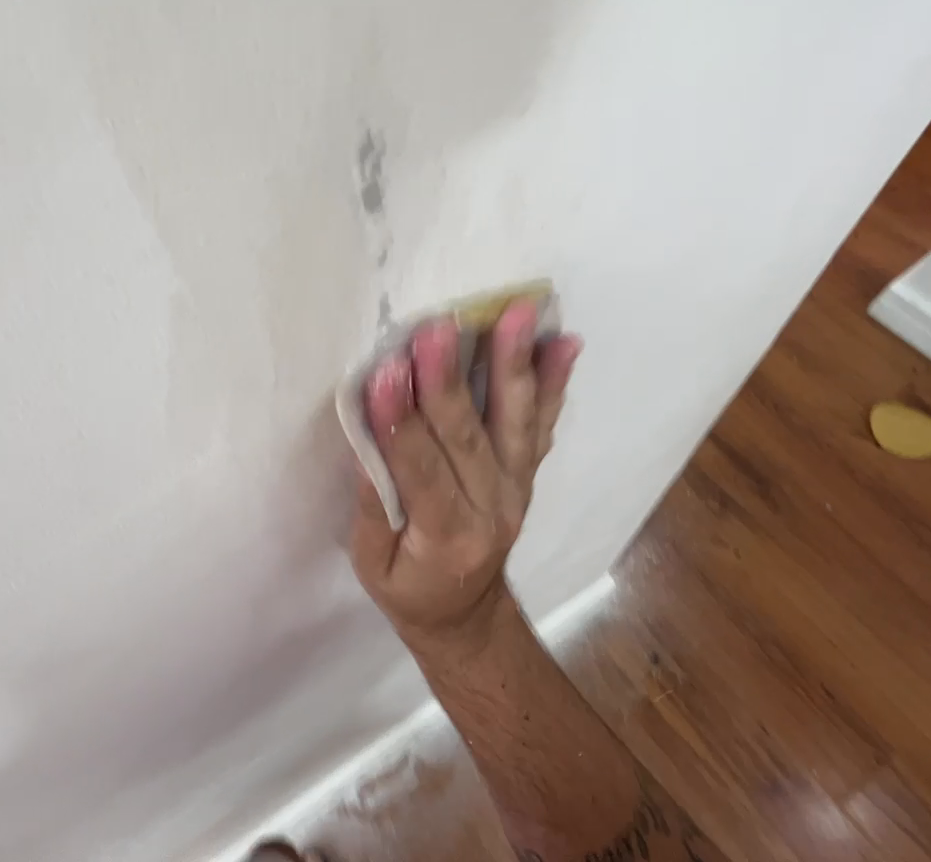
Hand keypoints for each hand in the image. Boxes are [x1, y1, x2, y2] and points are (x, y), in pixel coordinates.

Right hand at [348, 297, 582, 649]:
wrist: (467, 618)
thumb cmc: (408, 589)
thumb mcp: (371, 563)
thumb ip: (372, 504)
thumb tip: (365, 440)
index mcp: (445, 537)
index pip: (420, 470)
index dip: (401, 422)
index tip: (387, 372)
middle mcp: (492, 507)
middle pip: (468, 436)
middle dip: (449, 378)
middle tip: (438, 327)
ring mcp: (516, 486)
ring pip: (515, 419)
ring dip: (515, 362)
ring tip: (521, 314)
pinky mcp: (527, 472)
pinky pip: (541, 424)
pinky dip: (553, 381)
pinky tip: (565, 342)